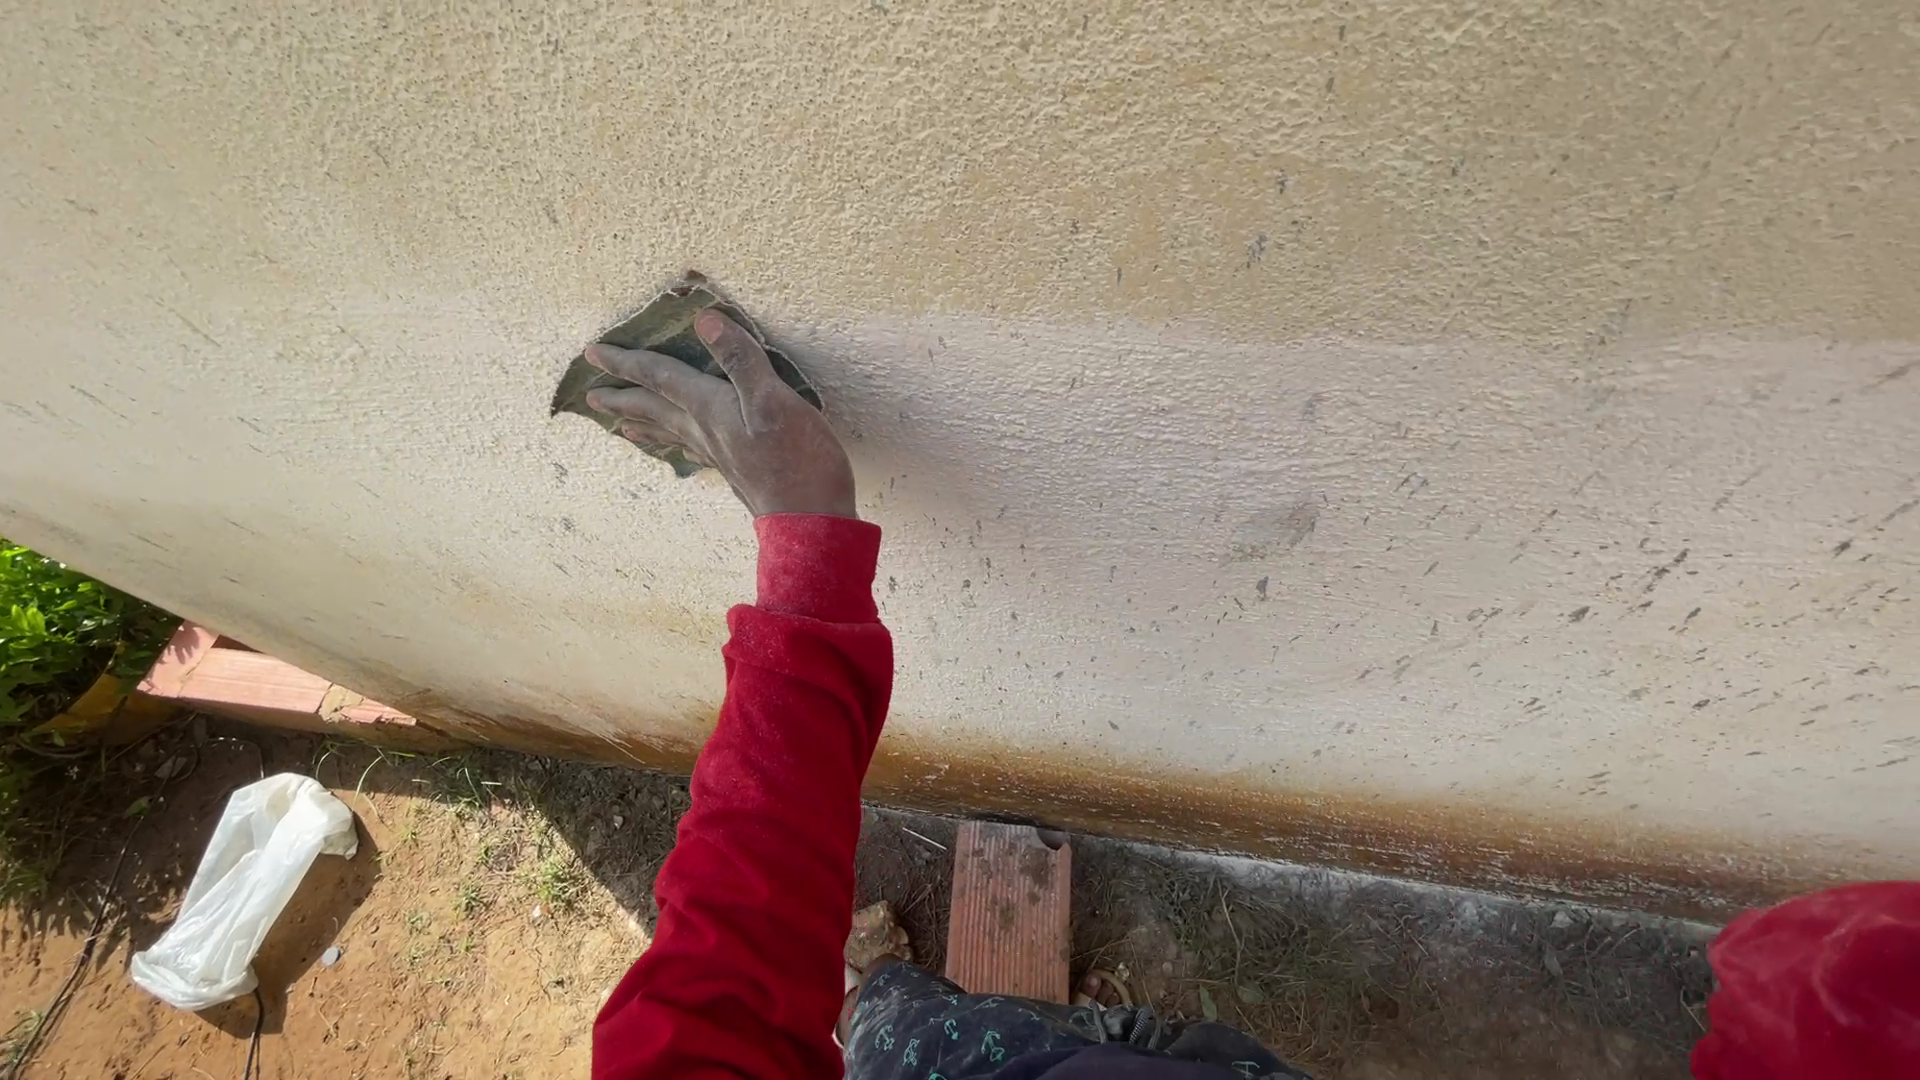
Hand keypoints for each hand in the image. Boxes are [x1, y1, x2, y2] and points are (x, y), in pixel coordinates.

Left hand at [584, 309, 857, 518]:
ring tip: (622, 427)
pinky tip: (683, 449)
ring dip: (643, 425)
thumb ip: (741, 360)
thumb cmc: (797, 460)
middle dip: (623, 398)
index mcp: (709, 408)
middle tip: (592, 396)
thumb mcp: (773, 400)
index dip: (627, 361)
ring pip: (670, 433)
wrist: (809, 519)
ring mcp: (720, 455)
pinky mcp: (736, 472)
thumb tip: (705, 320)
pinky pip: (692, 450)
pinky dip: (677, 445)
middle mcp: (705, 431)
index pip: (660, 377)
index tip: (593, 351)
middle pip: (654, 410)